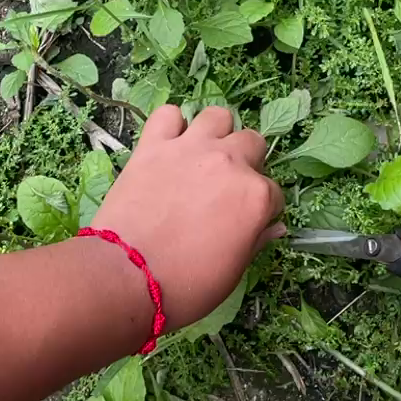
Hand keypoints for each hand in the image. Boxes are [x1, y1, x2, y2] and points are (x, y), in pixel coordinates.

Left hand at [87, 105, 285, 330]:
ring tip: (203, 156)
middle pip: (253, 143)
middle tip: (226, 187)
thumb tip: (274, 226)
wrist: (127, 276)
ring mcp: (190, 148)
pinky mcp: (154, 144)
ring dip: (216, 133)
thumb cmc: (186, 285)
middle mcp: (229, 162)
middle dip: (247, 162)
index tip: (247, 222)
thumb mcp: (233, 271)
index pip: (274, 193)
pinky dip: (171, 126)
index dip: (262, 209)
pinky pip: (168, 114)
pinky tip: (169, 145)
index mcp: (256, 196)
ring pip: (218, 116)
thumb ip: (257, 240)